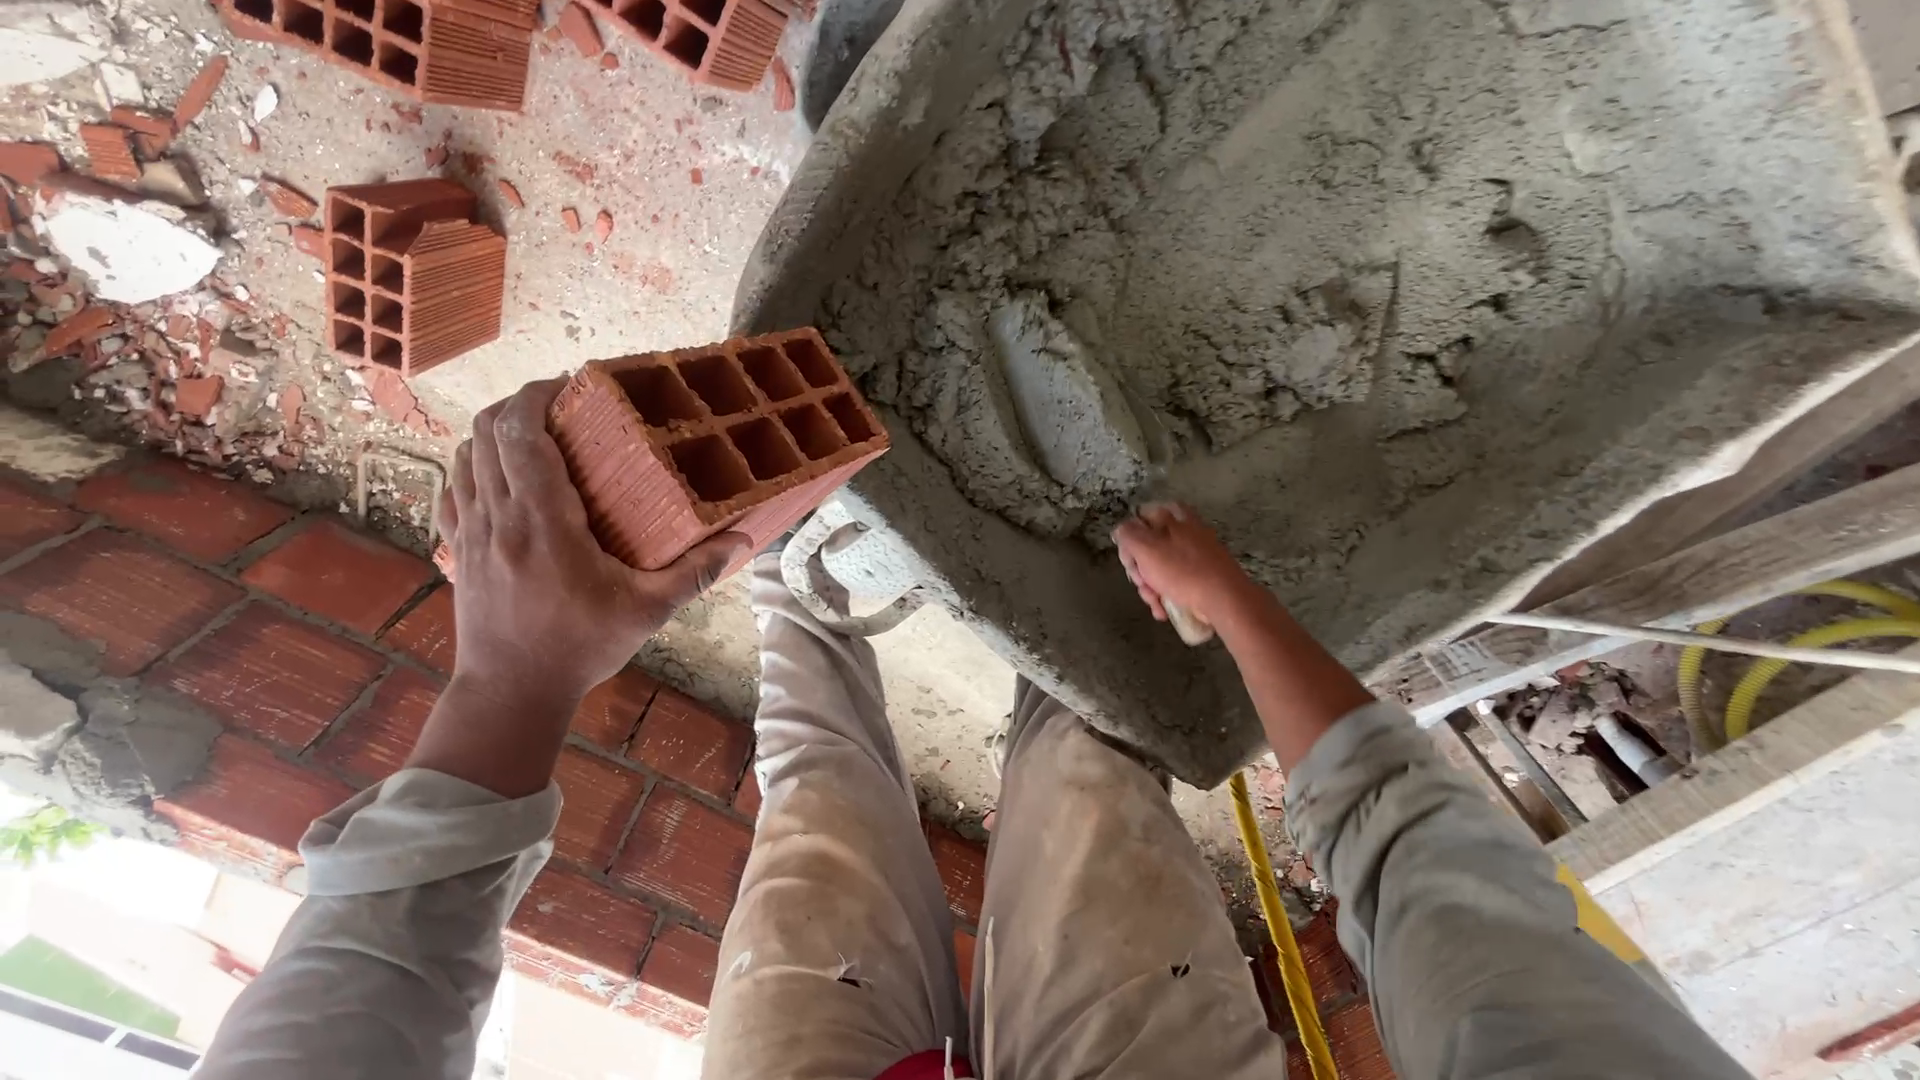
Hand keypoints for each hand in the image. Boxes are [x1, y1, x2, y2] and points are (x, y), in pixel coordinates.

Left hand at [436, 377, 748, 708]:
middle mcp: (498, 515)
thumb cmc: (581, 647)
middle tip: (560, 406)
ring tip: (535, 434)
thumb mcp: (648, 611)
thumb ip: (695, 572)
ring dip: (495, 432)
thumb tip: (742, 539)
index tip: (569, 385)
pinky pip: (455, 487)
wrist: (511, 691)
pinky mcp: (459, 550)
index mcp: (542, 520)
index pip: (522, 433)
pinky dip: (473, 465)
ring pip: (467, 455)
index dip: (537, 395)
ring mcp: (471, 532)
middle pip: (488, 431)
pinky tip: (499, 475)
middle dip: (519, 404)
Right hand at [1111, 503, 1257, 627]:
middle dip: (1140, 570)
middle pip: (1148, 546)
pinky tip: (1165, 610)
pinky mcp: (1203, 574)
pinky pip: (1176, 581)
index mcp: (1172, 517)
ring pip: (1161, 567)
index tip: (1131, 560)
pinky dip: (1168, 595)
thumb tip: (1120, 530)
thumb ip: (1127, 534)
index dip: (1129, 540)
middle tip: (1143, 583)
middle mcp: (1185, 530)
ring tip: (1156, 603)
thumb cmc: (1182, 571)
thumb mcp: (1146, 547)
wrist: (1224, 599)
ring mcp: (1196, 553)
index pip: (1139, 519)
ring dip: (1151, 588)